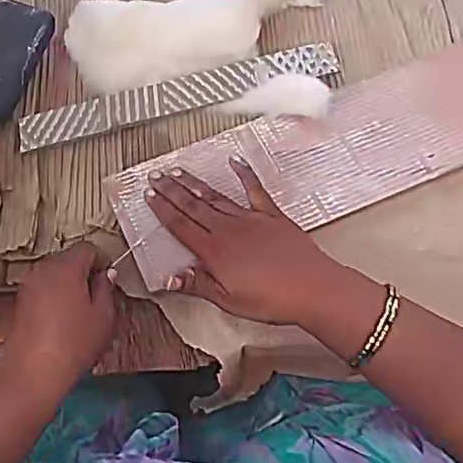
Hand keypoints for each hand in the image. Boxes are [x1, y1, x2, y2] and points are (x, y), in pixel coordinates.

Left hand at [0, 243, 118, 396]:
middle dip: (84, 273)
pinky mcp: (20, 302)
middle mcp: (43, 269)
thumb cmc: (73, 343)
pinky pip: (43, 290)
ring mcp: (28, 285)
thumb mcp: (104, 317)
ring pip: (54, 276)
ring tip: (81, 313)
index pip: (87, 248)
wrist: (32, 371)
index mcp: (66, 267)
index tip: (109, 277)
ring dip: (68, 286)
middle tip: (98, 297)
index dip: (102, 260)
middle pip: (68, 260)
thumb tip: (105, 275)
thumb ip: (107, 289)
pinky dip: (54, 298)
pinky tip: (62, 322)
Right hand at [141, 160, 350, 326]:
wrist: (312, 288)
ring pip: (214, 196)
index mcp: (214, 251)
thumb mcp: (228, 300)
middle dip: (171, 190)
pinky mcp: (271, 216)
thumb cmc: (272, 299)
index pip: (180, 225)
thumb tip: (169, 279)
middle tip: (155, 176)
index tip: (150, 196)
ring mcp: (249, 219)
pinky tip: (235, 162)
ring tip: (178, 171)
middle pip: (192, 205)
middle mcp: (228, 230)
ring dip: (194, 183)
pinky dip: (244, 174)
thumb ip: (197, 285)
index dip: (162, 209)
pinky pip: (254, 190)